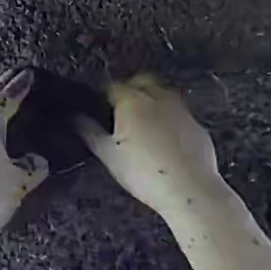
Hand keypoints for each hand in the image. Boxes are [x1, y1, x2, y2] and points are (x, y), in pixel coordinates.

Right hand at [75, 74, 229, 221]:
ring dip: (153, 100)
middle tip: (123, 110)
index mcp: (132, 100)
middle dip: (131, 89)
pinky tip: (167, 139)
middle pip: (142, 81)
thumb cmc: (143, 171)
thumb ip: (89, 131)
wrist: (189, 189)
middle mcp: (158, 97)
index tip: (103, 110)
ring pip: (164, 93)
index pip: (113, 87)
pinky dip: (171, 119)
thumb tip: (73, 117)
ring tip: (145, 123)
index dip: (106, 98)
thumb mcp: (108, 154)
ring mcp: (181, 109)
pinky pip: (180, 114)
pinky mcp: (197, 124)